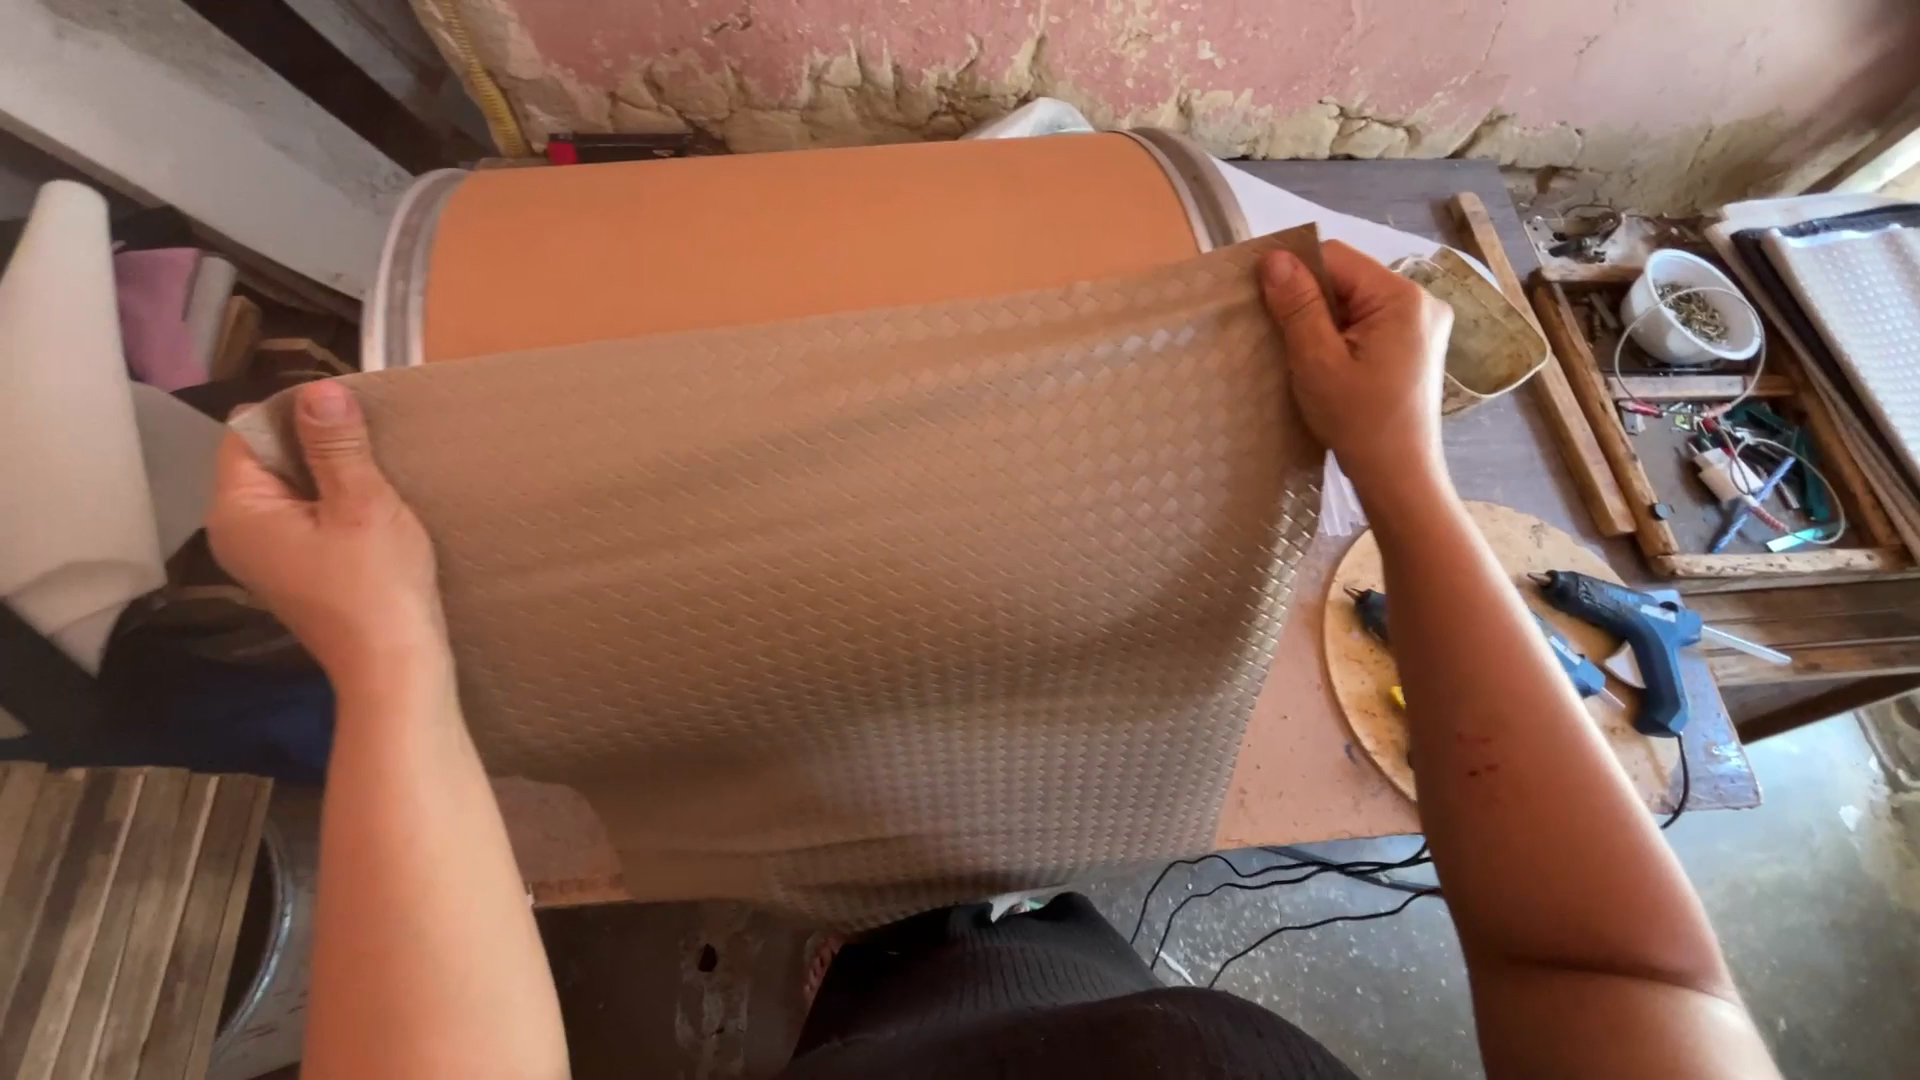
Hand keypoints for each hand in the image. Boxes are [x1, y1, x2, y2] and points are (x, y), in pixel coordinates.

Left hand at [208, 380, 445, 688]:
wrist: (394, 660)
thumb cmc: (378, 582)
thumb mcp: (364, 505)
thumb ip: (337, 448)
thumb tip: (319, 389)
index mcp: (239, 510)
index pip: (248, 434)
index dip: (297, 415)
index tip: (352, 416)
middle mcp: (236, 530)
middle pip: (268, 462)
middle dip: (319, 447)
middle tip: (376, 447)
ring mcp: (264, 556)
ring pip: (292, 492)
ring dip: (333, 478)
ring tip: (381, 478)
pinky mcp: (295, 572)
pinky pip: (306, 519)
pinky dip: (336, 507)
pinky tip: (375, 514)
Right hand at [1259, 241, 1453, 504]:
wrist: (1397, 473)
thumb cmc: (1357, 420)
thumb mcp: (1317, 362)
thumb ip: (1297, 307)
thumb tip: (1273, 259)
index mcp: (1401, 297)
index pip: (1336, 258)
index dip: (1296, 273)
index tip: (1265, 302)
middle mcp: (1421, 300)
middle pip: (1348, 278)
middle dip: (1311, 301)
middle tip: (1283, 337)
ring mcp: (1423, 323)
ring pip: (1356, 302)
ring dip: (1324, 321)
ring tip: (1306, 355)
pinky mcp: (1417, 344)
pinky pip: (1369, 322)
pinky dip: (1342, 335)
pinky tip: (1329, 364)